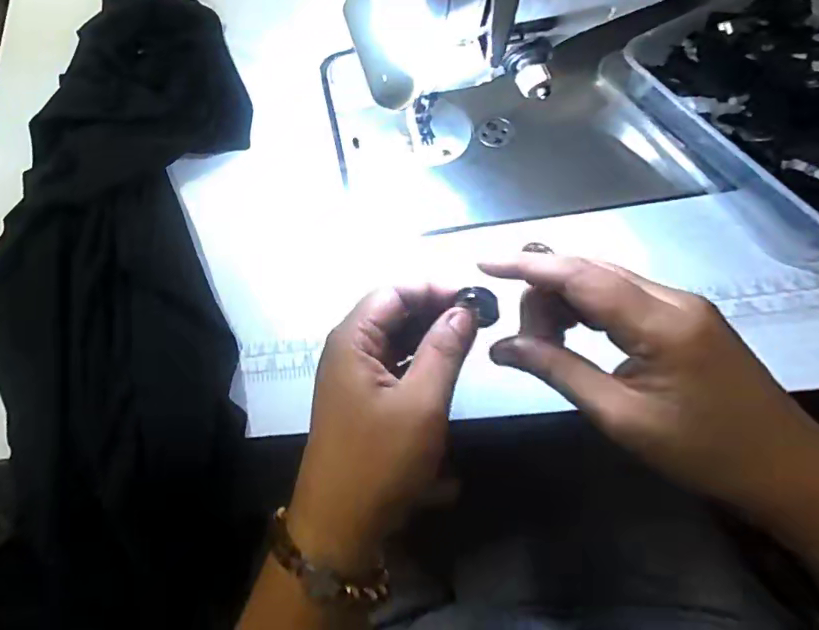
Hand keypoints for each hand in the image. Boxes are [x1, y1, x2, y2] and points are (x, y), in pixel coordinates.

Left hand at [288, 285, 478, 572]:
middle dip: (435, 309)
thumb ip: (444, 350)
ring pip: (395, 337)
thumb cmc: (379, 462)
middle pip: (393, 311)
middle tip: (480, 317)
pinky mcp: (362, 398)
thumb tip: (464, 309)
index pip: (394, 292)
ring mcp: (352, 374)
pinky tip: (447, 367)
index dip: (434, 288)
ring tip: (471, 338)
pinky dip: (420, 359)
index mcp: (352, 340)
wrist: (338, 530)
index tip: (474, 298)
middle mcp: (347, 348)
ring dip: (430, 334)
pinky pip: (393, 363)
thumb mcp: (421, 404)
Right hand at [480, 251, 818, 523]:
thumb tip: (503, 347)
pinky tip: (577, 334)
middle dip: (544, 290)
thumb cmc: (707, 454)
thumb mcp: (624, 419)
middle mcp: (671, 296)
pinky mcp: (687, 314)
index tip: (484, 264)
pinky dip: (591, 307)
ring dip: (567, 299)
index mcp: (659, 320)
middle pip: (590, 270)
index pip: (580, 275)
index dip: (528, 265)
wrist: (792, 471)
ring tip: (545, 341)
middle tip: (520, 336)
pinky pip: (625, 294)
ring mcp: (682, 302)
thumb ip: (561, 372)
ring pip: (606, 279)